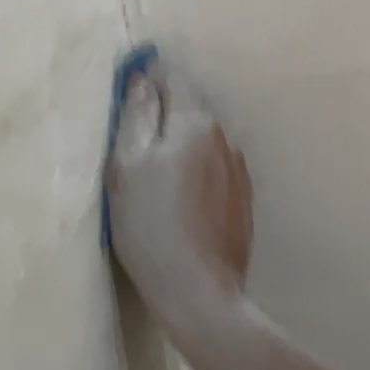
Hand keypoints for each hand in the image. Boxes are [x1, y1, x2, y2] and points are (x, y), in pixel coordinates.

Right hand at [106, 60, 253, 333]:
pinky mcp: (242, 200)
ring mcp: (238, 169)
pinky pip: (213, 167)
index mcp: (195, 123)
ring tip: (153, 170)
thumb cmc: (151, 227)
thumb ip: (136, 117)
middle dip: (163, 111)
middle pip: (189, 107)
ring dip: (180, 142)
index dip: (147, 76)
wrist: (199, 292)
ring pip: (202, 139)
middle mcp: (224, 137)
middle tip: (131, 135)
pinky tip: (178, 197)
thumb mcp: (127, 167)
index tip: (126, 88)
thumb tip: (141, 79)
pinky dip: (195, 169)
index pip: (172, 77)